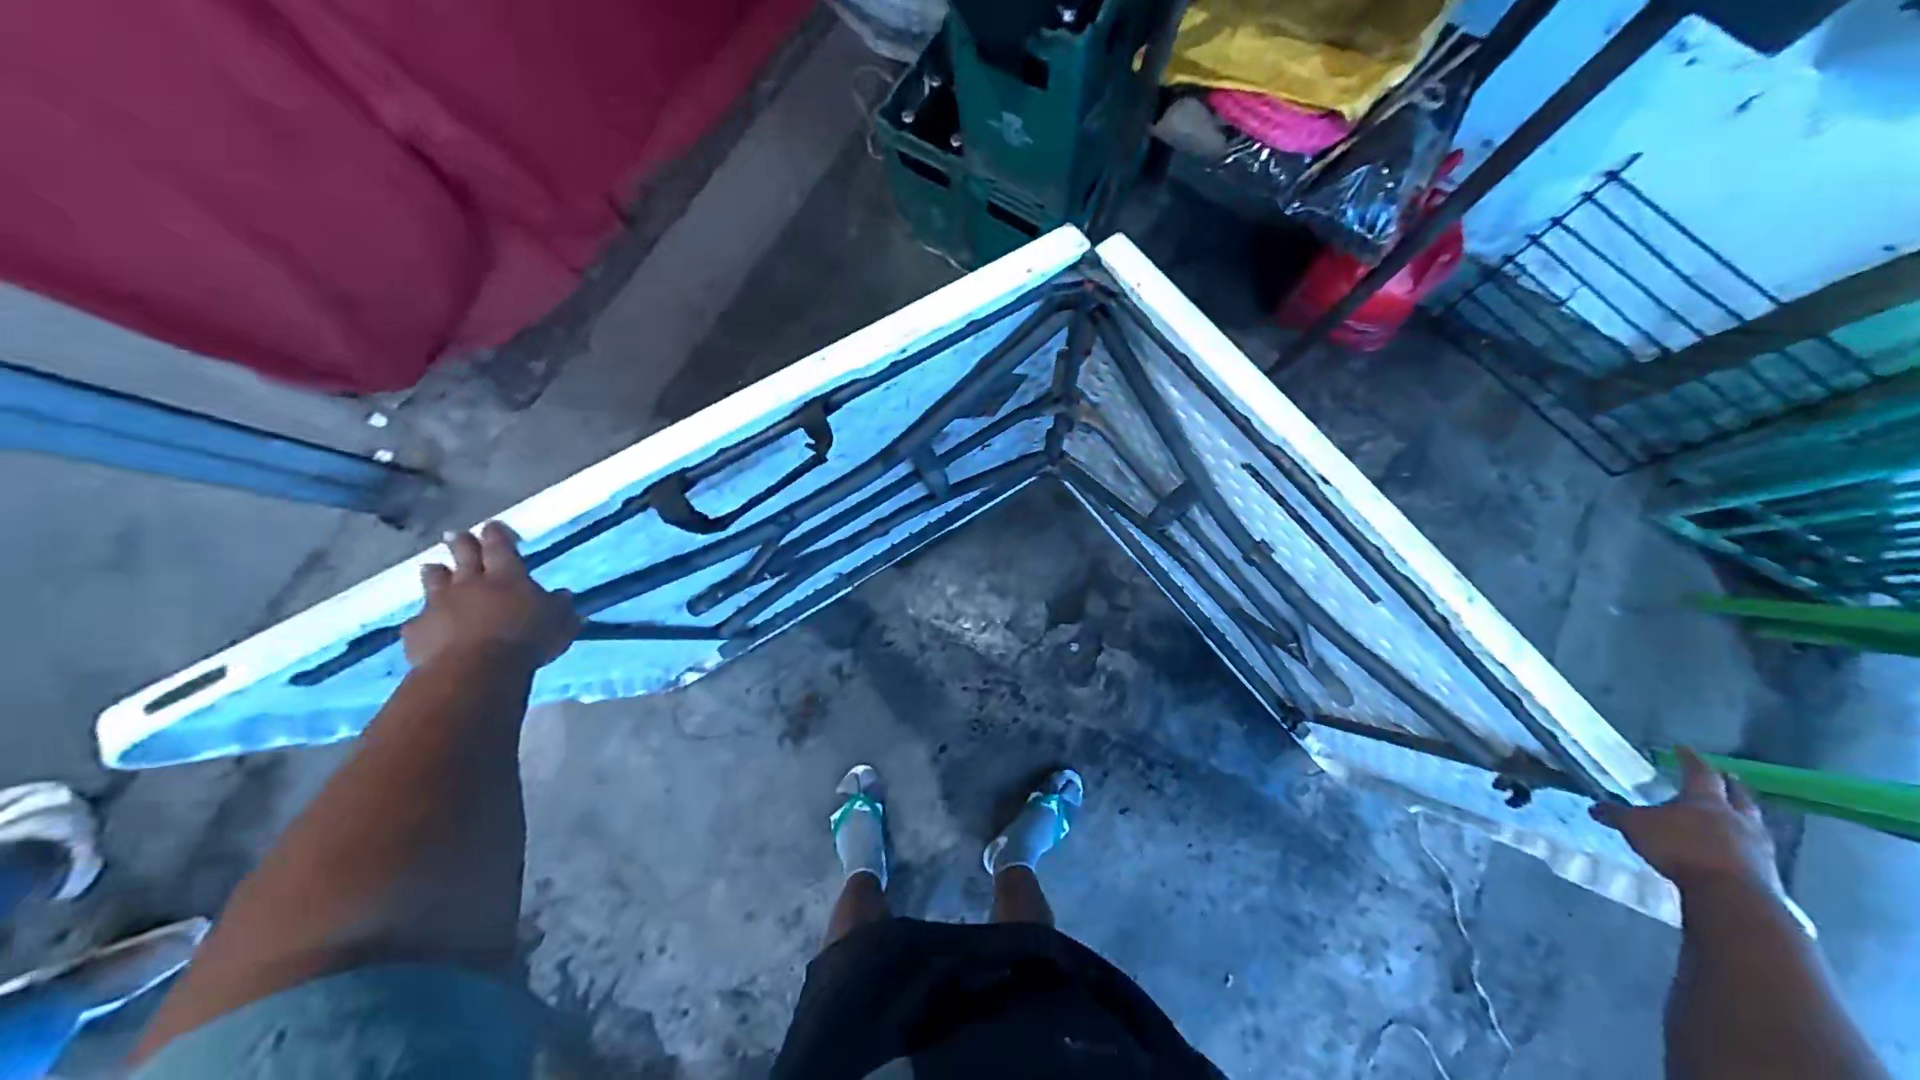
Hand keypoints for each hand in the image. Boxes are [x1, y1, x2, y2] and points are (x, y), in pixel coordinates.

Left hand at [403, 521, 579, 671]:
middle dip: (462, 543)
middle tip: (458, 535)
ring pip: (434, 579)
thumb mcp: (560, 622)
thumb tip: (561, 595)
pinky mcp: (417, 629)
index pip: (500, 546)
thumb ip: (560, 606)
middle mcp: (470, 582)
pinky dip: (424, 619)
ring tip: (433, 567)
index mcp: (507, 576)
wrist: (475, 670)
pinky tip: (425, 623)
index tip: (493, 525)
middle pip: (463, 555)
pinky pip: (419, 619)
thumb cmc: (526, 640)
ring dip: (436, 572)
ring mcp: (439, 604)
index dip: (497, 534)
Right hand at [1591, 747, 1781, 894]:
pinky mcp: (1767, 869)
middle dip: (1731, 784)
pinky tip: (1737, 848)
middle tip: (1726, 777)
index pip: (1699, 771)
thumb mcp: (1636, 828)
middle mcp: (1736, 816)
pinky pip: (1757, 847)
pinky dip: (1746, 842)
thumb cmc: (1680, 848)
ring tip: (1735, 813)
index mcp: (1705, 800)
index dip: (1690, 759)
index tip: (1684, 749)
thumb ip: (1617, 815)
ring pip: (1753, 820)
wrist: (1731, 894)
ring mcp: (1757, 843)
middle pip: (1738, 794)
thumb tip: (1594, 807)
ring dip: (1744, 813)